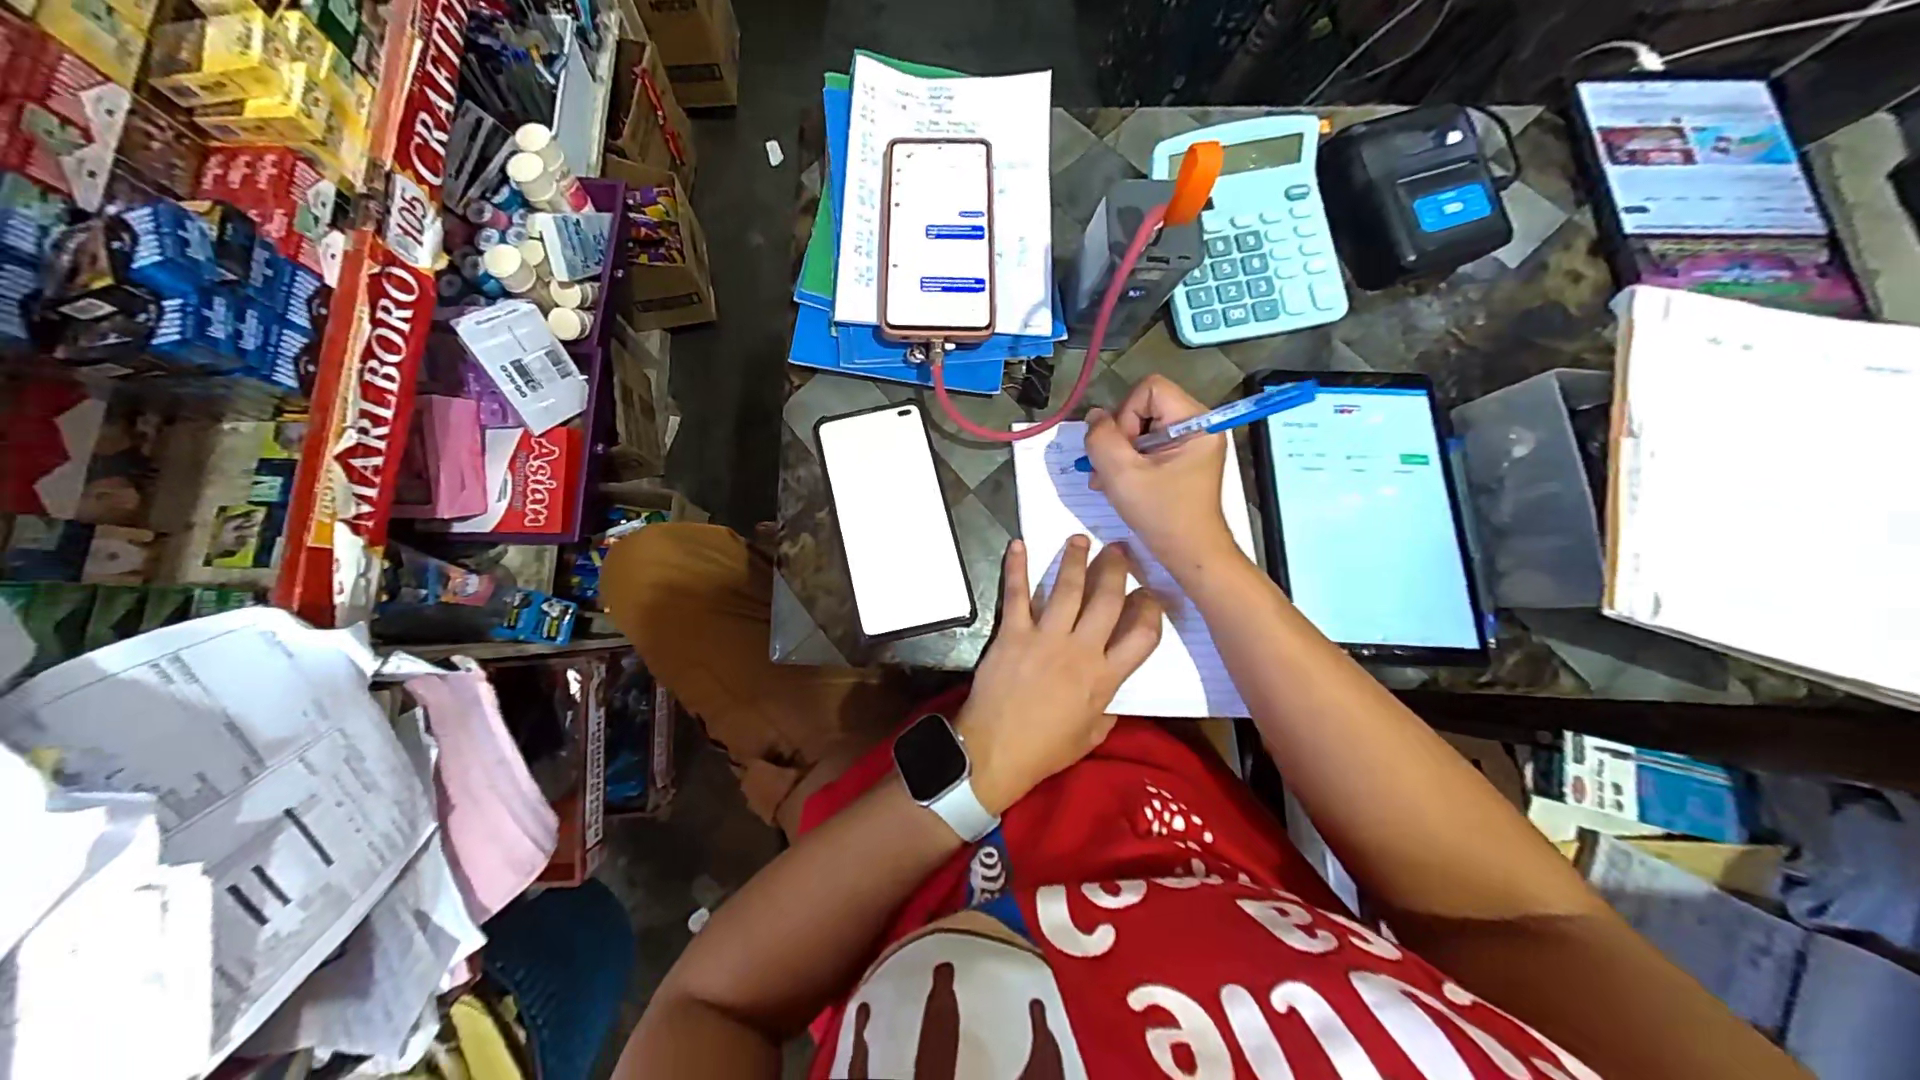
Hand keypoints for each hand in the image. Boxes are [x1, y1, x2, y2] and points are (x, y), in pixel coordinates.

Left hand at [955, 537, 1162, 814]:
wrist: (995, 751)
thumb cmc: (1045, 750)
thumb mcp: (1091, 737)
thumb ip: (1107, 709)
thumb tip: (1111, 694)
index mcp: (1104, 678)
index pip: (1142, 636)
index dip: (1151, 611)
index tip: (1151, 594)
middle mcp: (1080, 650)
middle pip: (1107, 600)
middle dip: (1116, 570)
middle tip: (1118, 550)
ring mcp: (1045, 638)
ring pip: (1067, 589)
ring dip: (1075, 560)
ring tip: (1080, 540)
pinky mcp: (1012, 633)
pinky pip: (1017, 594)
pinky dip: (1017, 568)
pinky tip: (1019, 545)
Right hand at [1084, 375, 1240, 575]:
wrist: (1191, 554)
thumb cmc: (1162, 516)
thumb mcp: (1121, 475)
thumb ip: (1101, 439)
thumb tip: (1094, 417)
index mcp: (1196, 422)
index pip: (1150, 389)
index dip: (1126, 414)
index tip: (1123, 450)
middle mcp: (1198, 425)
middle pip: (1143, 407)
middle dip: (1120, 437)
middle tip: (1109, 470)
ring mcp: (1190, 444)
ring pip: (1141, 428)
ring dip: (1119, 453)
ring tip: (1108, 481)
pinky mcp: (1181, 460)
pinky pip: (1147, 446)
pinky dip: (1129, 462)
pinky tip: (1118, 484)